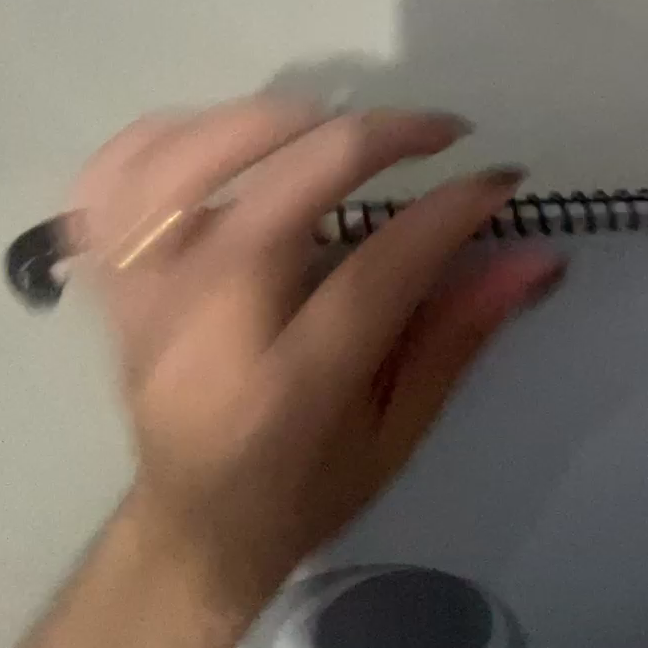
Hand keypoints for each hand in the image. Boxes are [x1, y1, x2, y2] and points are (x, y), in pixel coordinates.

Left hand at [69, 100, 562, 616]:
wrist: (195, 528)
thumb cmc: (312, 488)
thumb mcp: (403, 427)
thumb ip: (462, 331)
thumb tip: (538, 255)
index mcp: (286, 393)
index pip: (379, 270)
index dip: (450, 210)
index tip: (498, 178)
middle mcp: (201, 338)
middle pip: (279, 199)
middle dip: (376, 139)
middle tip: (439, 131)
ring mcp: (141, 302)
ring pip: (181, 166)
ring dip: (270, 119)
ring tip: (338, 120)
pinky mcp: (109, 282)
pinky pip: (113, 176)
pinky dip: (173, 132)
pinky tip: (236, 136)